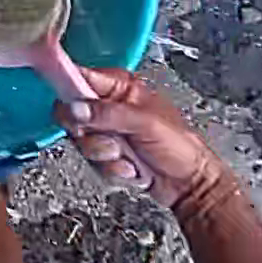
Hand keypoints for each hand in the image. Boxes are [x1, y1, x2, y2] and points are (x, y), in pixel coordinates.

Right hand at [54, 67, 226, 213]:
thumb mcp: (145, 123)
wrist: (191, 185)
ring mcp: (105, 130)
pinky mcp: (105, 153)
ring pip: (81, 141)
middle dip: (91, 135)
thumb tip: (75, 107)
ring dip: (105, 156)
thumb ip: (108, 114)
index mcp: (118, 85)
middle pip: (72, 114)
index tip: (74, 112)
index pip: (78, 77)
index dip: (70, 92)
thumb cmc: (179, 146)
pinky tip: (132, 169)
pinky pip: (91, 162)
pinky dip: (112, 171)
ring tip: (130, 158)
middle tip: (113, 141)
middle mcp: (106, 105)